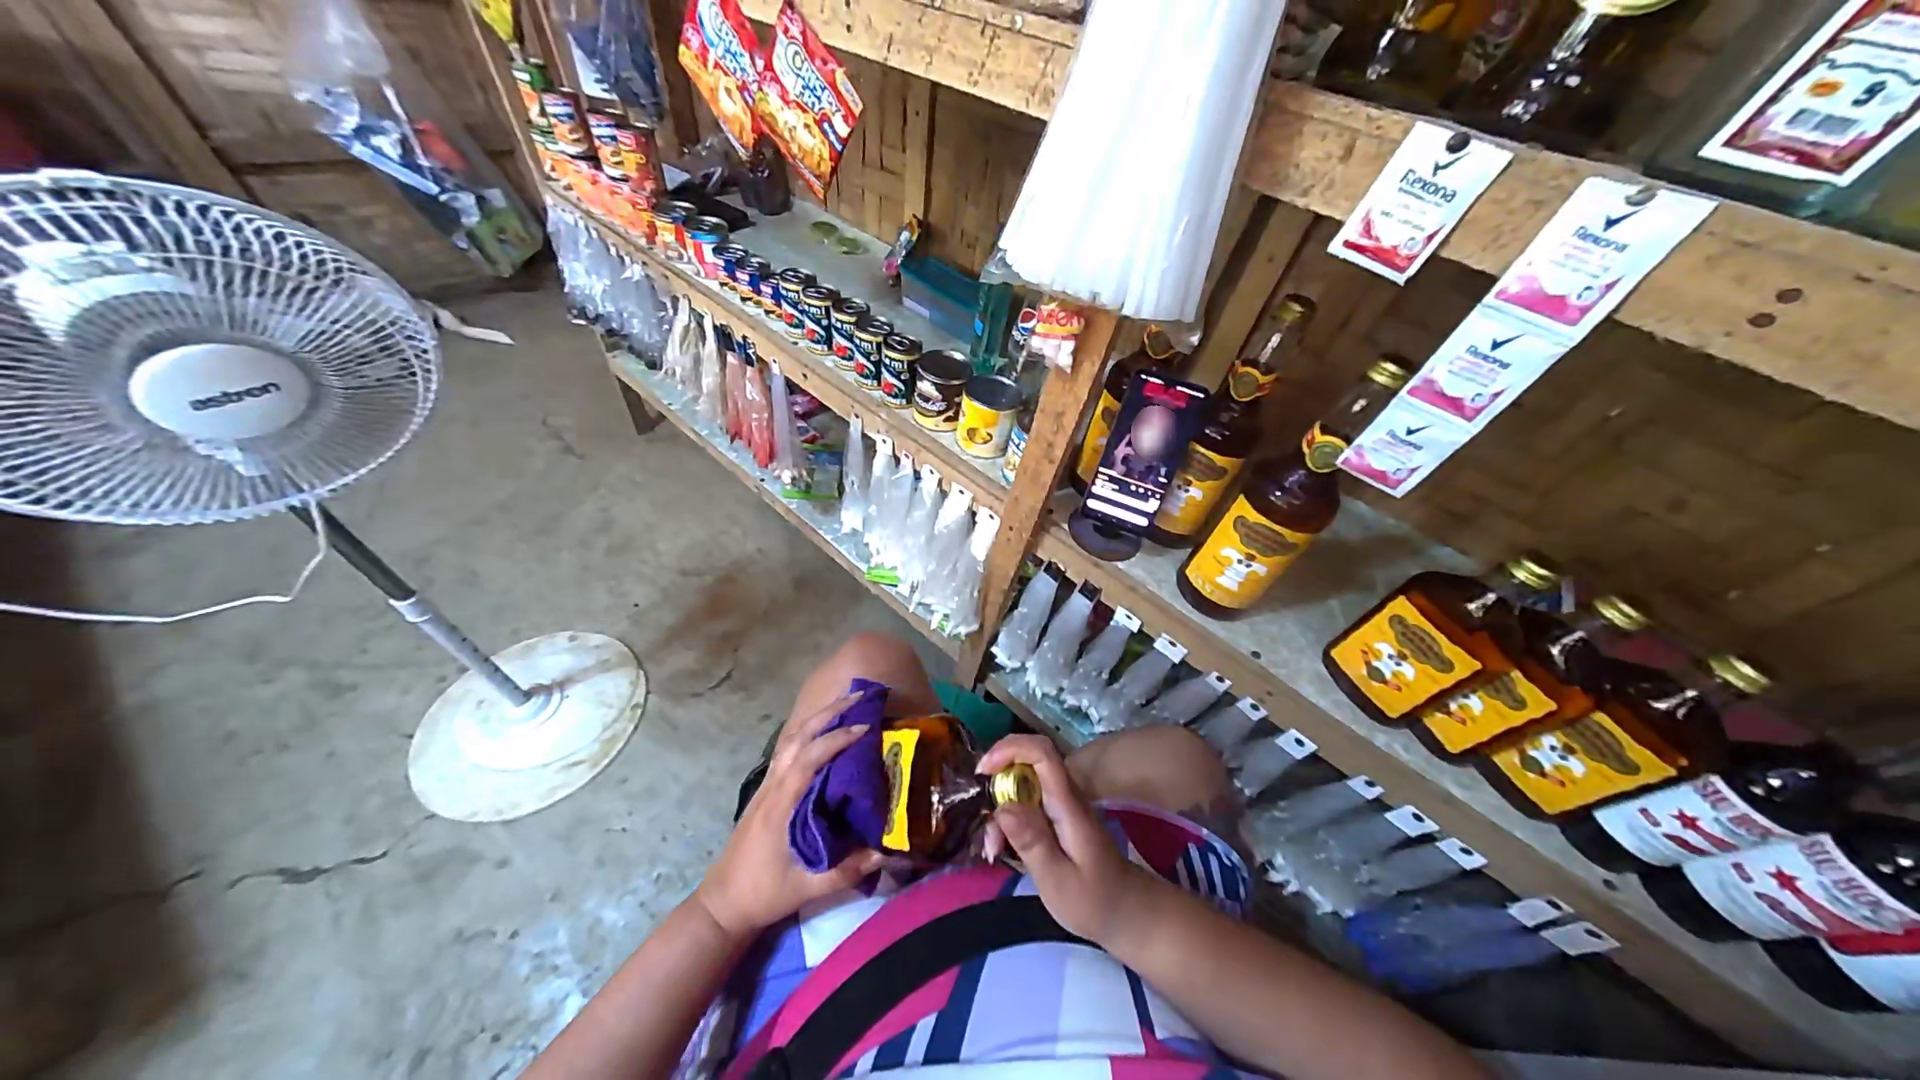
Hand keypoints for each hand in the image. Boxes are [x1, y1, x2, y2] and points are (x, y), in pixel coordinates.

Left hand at [694, 693, 885, 940]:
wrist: (723, 903)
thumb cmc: (762, 893)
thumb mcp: (806, 888)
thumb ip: (846, 871)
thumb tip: (886, 851)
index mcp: (780, 803)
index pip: (809, 758)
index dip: (836, 739)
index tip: (865, 728)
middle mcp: (772, 785)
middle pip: (798, 736)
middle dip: (828, 713)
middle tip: (859, 696)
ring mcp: (766, 785)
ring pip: (790, 739)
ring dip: (817, 717)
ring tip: (845, 703)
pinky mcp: (766, 790)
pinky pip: (787, 749)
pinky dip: (807, 732)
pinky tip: (823, 731)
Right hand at [976, 735, 1162, 946]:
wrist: (1128, 912)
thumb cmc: (1094, 900)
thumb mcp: (1058, 880)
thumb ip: (1032, 841)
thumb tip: (1002, 806)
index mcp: (1067, 804)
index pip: (1041, 752)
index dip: (1009, 749)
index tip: (983, 772)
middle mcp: (1065, 794)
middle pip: (1026, 763)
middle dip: (996, 783)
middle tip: (983, 822)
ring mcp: (1061, 803)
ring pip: (1022, 784)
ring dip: (999, 806)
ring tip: (993, 848)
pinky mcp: (1056, 815)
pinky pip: (1026, 801)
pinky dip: (1007, 819)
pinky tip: (1002, 848)